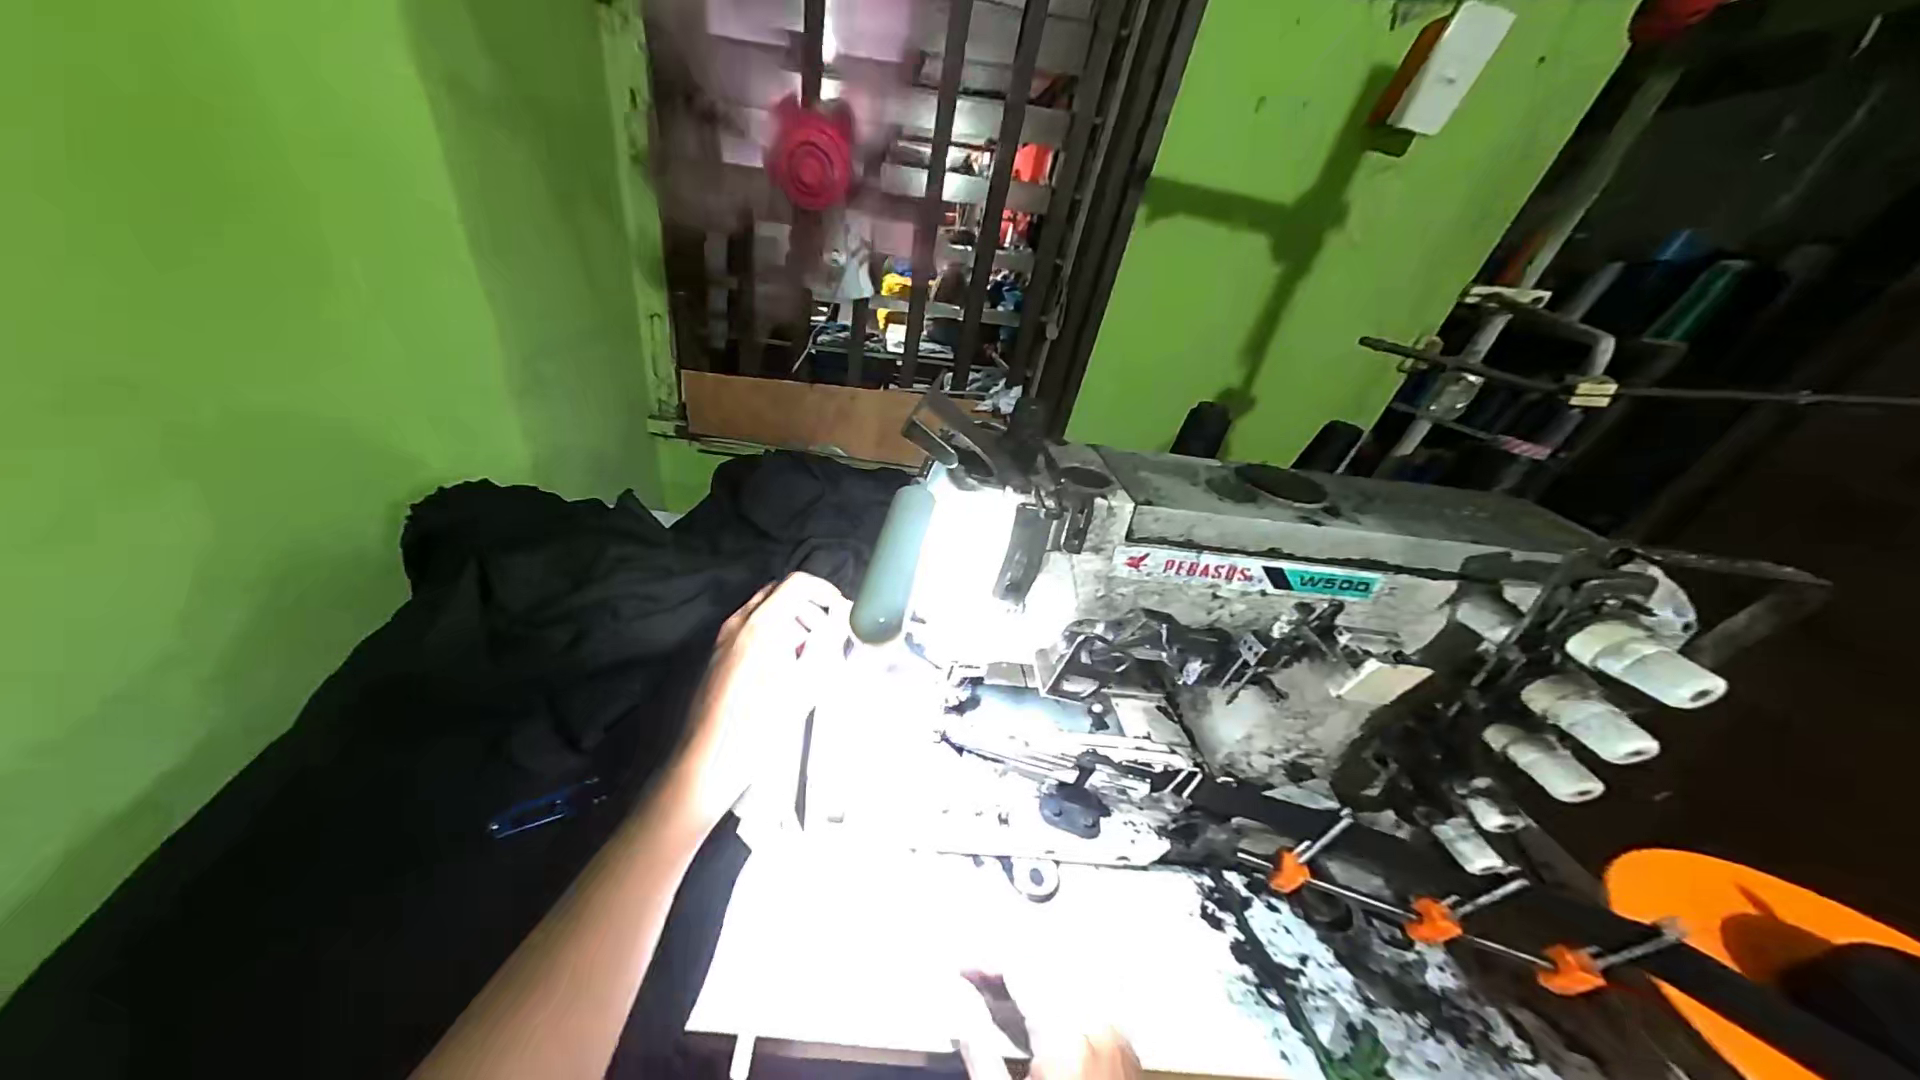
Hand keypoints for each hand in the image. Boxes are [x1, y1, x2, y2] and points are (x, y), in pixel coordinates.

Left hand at [666, 572, 850, 829]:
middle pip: (778, 592)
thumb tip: (841, 625)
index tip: (840, 610)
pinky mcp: (719, 655)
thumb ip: (826, 647)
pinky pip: (751, 628)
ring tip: (808, 650)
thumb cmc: (758, 727)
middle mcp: (737, 624)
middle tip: (827, 631)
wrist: (708, 760)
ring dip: (791, 618)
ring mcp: (723, 639)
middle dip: (808, 605)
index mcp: (759, 626)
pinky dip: (774, 632)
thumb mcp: (805, 686)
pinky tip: (785, 665)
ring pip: (764, 609)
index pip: (797, 584)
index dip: (824, 591)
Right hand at [957, 970, 1139, 1079]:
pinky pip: (1089, 1009)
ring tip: (1004, 1000)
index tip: (964, 970)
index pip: (1022, 973)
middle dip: (1011, 973)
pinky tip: (1039, 1022)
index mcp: (1065, 1033)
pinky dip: (1061, 1005)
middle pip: (1048, 973)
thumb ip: (981, 1054)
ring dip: (1036, 987)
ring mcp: (1117, 1039)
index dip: (988, 966)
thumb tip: (963, 1017)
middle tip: (979, 982)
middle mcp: (1097, 1025)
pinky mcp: (1127, 1056)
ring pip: (1070, 986)